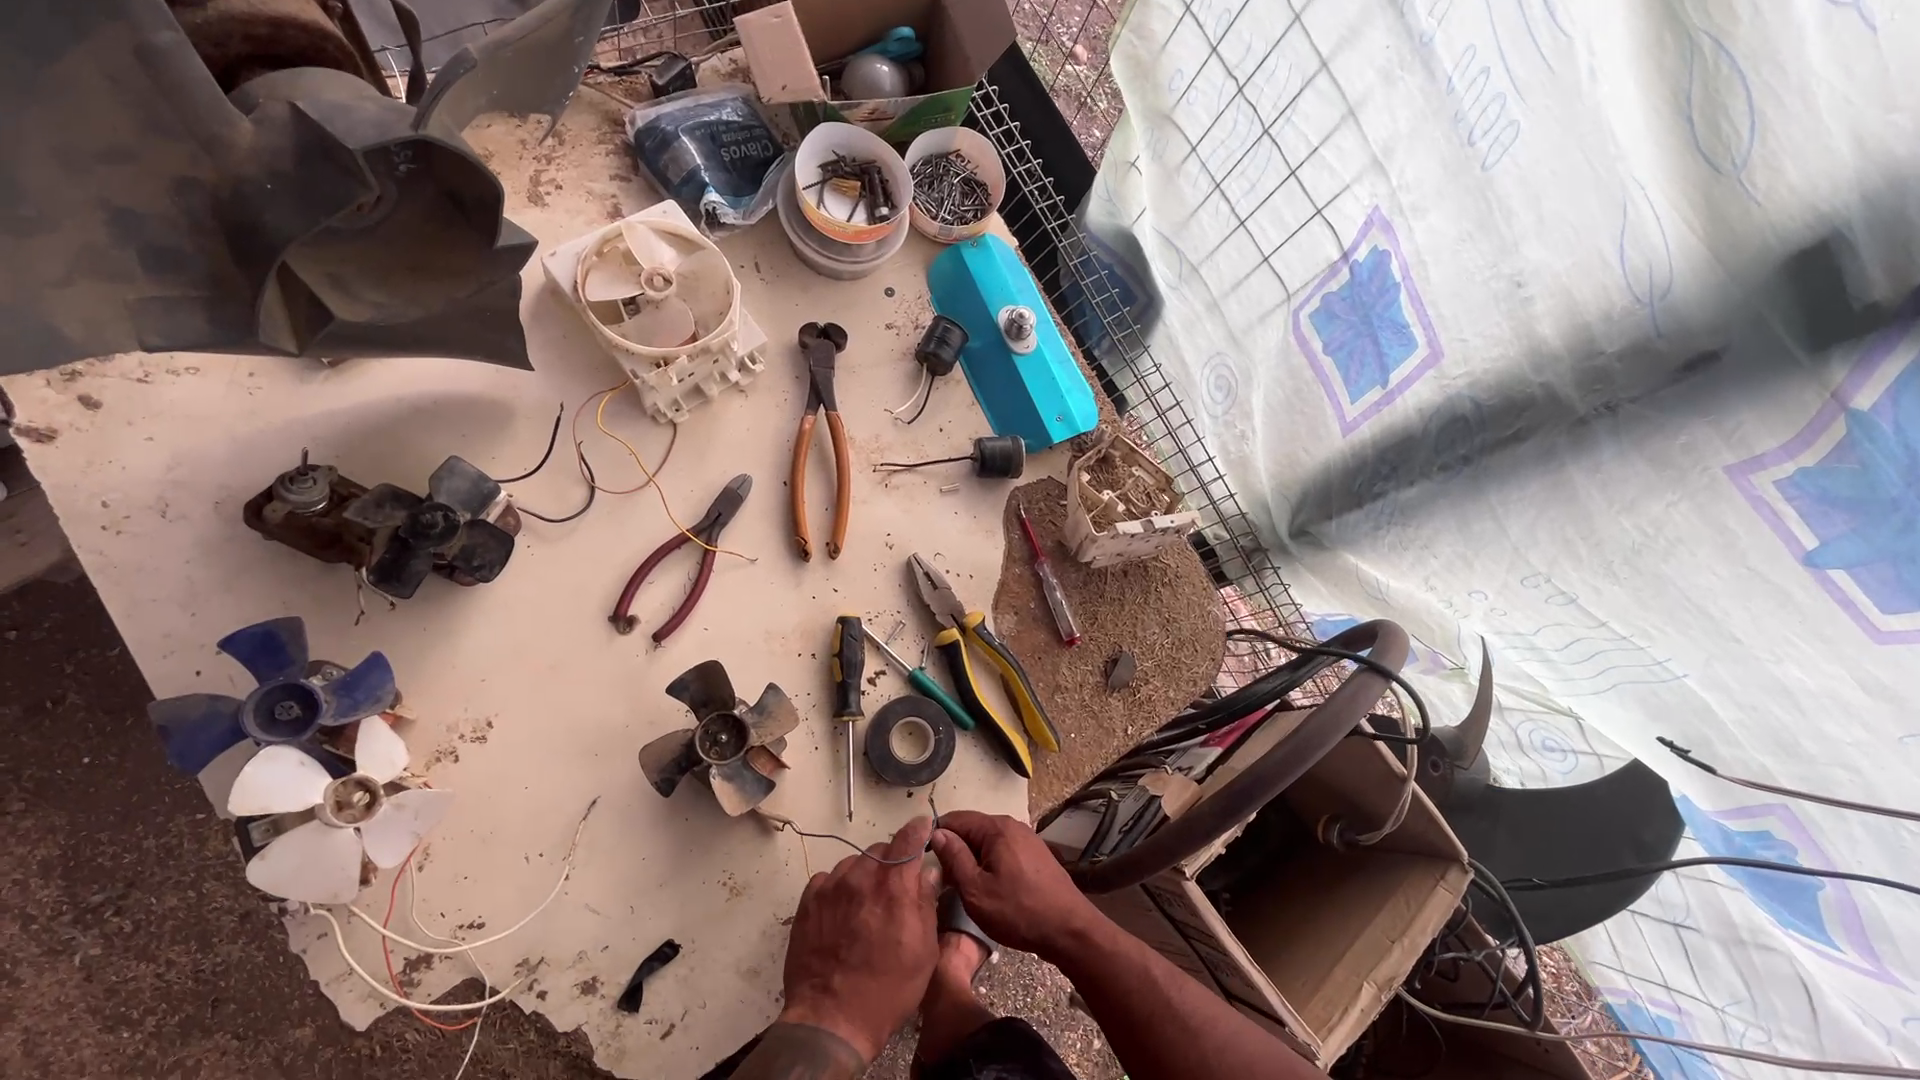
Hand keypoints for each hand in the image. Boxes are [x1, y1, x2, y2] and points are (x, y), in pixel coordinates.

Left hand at [777, 816, 941, 1062]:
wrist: (832, 1018)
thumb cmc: (888, 988)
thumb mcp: (924, 950)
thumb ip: (926, 903)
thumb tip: (926, 872)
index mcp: (894, 886)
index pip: (909, 838)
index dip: (919, 829)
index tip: (924, 829)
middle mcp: (861, 876)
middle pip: (881, 850)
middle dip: (892, 862)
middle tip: (896, 889)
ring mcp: (830, 887)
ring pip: (854, 864)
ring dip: (864, 875)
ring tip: (866, 906)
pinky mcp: (808, 901)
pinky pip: (829, 880)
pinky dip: (840, 888)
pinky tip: (842, 914)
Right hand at [929, 810, 1102, 960]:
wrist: (1069, 930)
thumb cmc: (1019, 912)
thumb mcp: (976, 890)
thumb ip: (954, 858)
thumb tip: (937, 833)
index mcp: (996, 828)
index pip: (954, 819)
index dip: (936, 838)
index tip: (925, 862)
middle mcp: (1012, 825)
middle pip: (971, 830)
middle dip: (955, 851)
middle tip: (945, 882)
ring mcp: (1027, 838)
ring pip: (987, 842)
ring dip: (972, 860)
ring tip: (965, 889)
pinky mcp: (1035, 854)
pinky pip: (1002, 851)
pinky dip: (989, 865)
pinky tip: (989, 889)